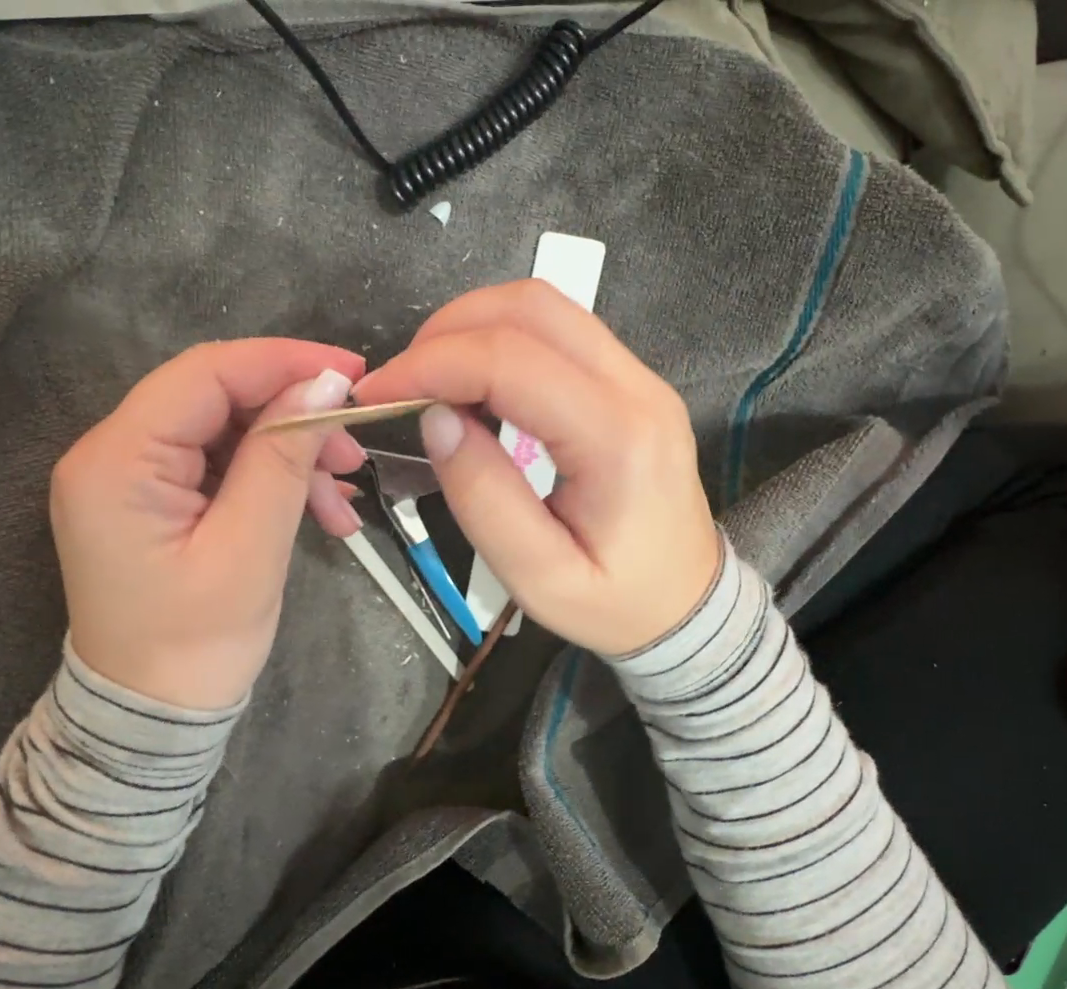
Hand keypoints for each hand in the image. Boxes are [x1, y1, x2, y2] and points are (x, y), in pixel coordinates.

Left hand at [51, 339, 367, 708]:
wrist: (151, 717)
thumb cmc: (197, 645)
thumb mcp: (250, 549)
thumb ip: (283, 457)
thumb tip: (324, 382)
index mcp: (118, 461)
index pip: (205, 374)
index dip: (283, 362)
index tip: (354, 372)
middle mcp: (110, 453)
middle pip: (216, 398)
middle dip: (293, 417)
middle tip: (356, 448)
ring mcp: (129, 476)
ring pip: (226, 431)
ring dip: (290, 454)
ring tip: (344, 496)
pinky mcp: (152, 499)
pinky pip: (219, 466)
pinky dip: (271, 480)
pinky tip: (321, 510)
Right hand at [353, 280, 720, 654]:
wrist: (689, 604)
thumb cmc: (616, 604)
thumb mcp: (540, 578)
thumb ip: (484, 500)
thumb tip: (435, 420)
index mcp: (618, 440)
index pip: (512, 362)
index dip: (432, 365)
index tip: (377, 394)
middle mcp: (637, 389)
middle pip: (532, 306)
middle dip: (447, 331)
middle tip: (400, 383)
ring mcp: (640, 378)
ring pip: (546, 306)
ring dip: (473, 327)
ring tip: (429, 380)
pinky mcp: (631, 381)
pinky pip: (560, 330)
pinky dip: (502, 339)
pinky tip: (473, 383)